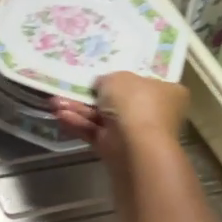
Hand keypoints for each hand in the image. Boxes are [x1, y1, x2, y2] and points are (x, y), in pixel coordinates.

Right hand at [52, 72, 188, 163]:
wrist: (135, 145)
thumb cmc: (135, 103)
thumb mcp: (118, 78)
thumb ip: (107, 79)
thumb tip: (101, 85)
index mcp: (167, 92)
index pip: (146, 82)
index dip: (124, 77)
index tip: (102, 74)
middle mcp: (154, 112)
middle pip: (119, 100)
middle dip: (90, 96)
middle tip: (69, 88)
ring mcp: (135, 132)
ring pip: (102, 117)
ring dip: (78, 109)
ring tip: (54, 103)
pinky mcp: (117, 148)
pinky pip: (96, 132)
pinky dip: (79, 124)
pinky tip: (60, 116)